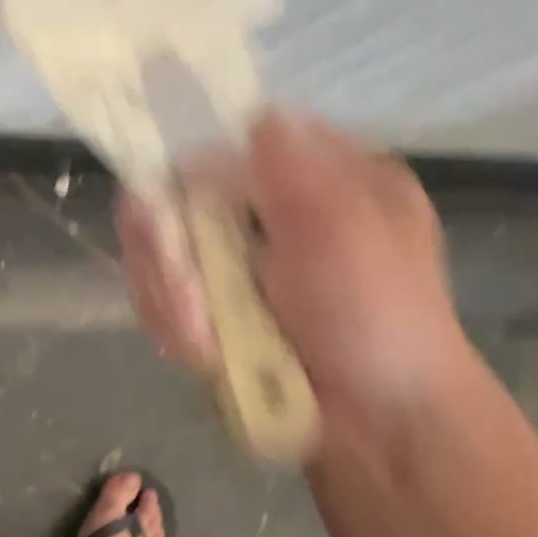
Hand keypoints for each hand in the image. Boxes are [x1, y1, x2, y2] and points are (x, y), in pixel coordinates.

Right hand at [118, 109, 471, 424]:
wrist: (373, 420)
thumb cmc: (377, 318)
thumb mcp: (345, 229)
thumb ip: (290, 173)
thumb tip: (250, 116)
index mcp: (319, 182)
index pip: (233, 149)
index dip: (189, 170)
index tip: (166, 204)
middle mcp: (270, 220)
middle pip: (178, 208)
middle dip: (168, 258)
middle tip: (182, 293)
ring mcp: (236, 273)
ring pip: (160, 263)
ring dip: (169, 304)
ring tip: (202, 341)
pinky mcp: (212, 319)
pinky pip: (163, 309)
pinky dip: (173, 331)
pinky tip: (200, 355)